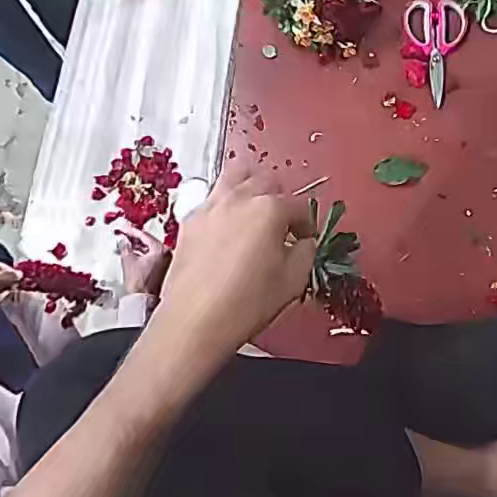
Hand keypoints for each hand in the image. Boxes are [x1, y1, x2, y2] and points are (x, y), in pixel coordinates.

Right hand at [117, 229, 171, 296]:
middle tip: (124, 234)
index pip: (145, 236)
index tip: (124, 228)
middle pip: (149, 241)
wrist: (143, 300)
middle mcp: (167, 254)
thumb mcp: (129, 261)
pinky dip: (141, 253)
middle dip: (135, 238)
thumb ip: (125, 247)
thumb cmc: (139, 282)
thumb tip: (123, 239)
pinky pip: (151, 255)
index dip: (132, 232)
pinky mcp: (162, 267)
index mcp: (162, 250)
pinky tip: (131, 252)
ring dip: (137, 246)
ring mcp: (166, 260)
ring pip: (149, 248)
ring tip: (124, 243)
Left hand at [148, 161, 315, 367]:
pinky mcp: (189, 220)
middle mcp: (240, 198)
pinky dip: (225, 203)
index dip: (307, 224)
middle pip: (267, 180)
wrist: (194, 322)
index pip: (299, 206)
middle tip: (282, 222)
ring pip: (236, 174)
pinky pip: (213, 197)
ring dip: (251, 185)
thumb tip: (304, 243)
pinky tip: (228, 226)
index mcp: (270, 209)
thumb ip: (306, 252)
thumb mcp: (293, 280)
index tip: (305, 239)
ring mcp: (211, 206)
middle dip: (280, 197)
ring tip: (255, 209)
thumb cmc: (247, 303)